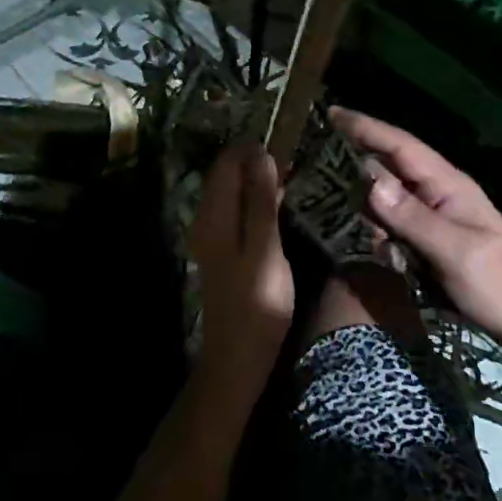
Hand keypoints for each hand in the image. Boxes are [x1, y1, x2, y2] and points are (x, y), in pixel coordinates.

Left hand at [191, 143, 294, 385]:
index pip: (226, 163)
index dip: (254, 148)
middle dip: (257, 161)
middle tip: (295, 159)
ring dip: (258, 181)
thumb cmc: (257, 302)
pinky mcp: (224, 250)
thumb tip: (262, 155)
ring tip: (293, 176)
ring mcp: (212, 236)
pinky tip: (279, 206)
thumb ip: (261, 201)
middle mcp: (206, 219)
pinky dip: (256, 202)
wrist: (238, 356)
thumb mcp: (265, 248)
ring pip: (232, 193)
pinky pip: (237, 212)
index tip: (288, 144)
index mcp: (213, 215)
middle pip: (227, 176)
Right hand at [331, 108, 501, 368]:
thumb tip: (369, 179)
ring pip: (391, 192)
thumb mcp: (457, 252)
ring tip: (321, 180)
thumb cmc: (500, 286)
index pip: (402, 146)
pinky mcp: (432, 241)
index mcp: (450, 185)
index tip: (332, 112)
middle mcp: (441, 193)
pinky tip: (350, 220)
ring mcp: (437, 217)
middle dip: (357, 151)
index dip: (367, 128)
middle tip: (314, 146)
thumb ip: (413, 217)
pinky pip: (395, 220)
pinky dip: (372, 217)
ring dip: (360, 185)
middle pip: (393, 164)